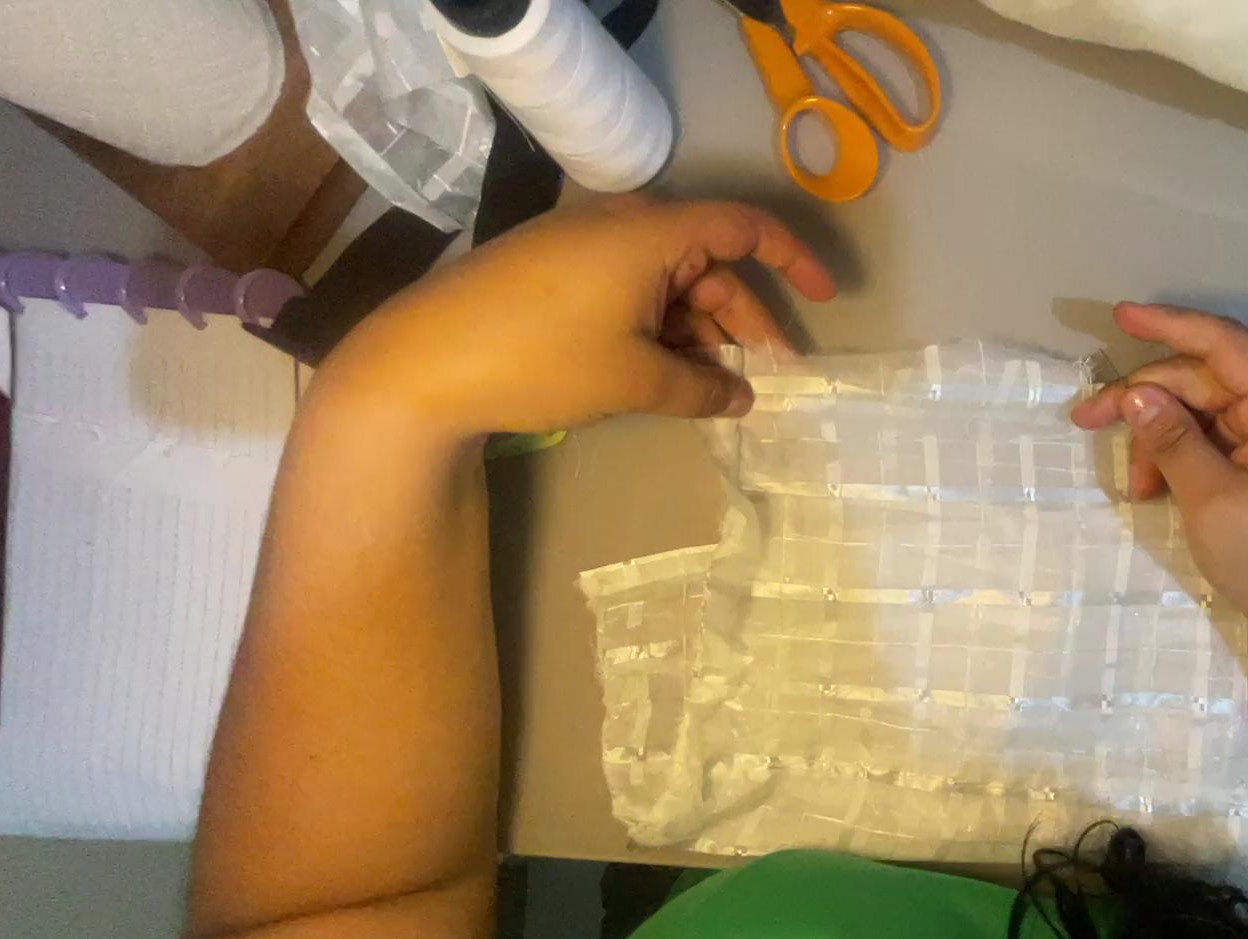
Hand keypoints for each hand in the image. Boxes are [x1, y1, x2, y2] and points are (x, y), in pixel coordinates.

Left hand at [312, 195, 836, 441]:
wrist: (421, 365)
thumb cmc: (543, 359)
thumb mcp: (636, 380)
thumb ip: (702, 390)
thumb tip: (744, 400)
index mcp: (650, 234)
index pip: (742, 228)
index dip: (793, 260)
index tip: (826, 297)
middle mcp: (624, 230)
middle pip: (711, 268)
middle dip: (747, 323)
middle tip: (771, 375)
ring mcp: (589, 252)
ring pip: (674, 289)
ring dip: (705, 337)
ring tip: (721, 391)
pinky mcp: (564, 276)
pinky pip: (638, 298)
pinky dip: (666, 334)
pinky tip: (674, 377)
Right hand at [1070, 303, 1247, 637]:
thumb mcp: (1210, 500)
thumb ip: (1173, 441)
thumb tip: (1134, 395)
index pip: (1227, 346)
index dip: (1172, 326)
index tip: (1120, 316)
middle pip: (1201, 378)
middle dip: (1145, 399)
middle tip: (1087, 420)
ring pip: (1195, 405)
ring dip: (1155, 436)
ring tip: (1135, 484)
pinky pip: (1203, 431)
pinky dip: (1172, 452)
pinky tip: (1151, 485)